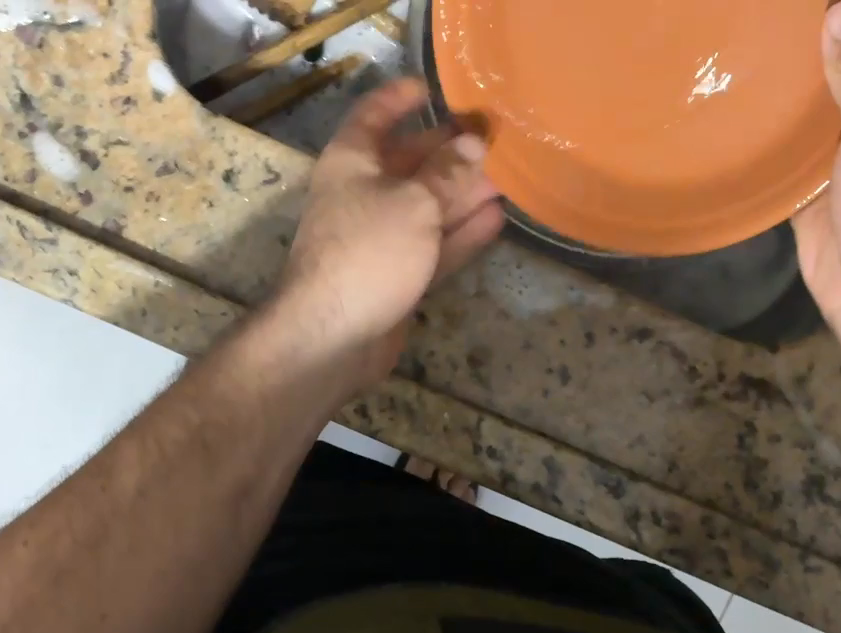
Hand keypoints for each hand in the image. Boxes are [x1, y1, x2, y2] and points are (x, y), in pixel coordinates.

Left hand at [268, 77, 505, 388]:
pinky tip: (495, 220)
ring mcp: (380, 241)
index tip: (432, 88)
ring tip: (508, 178)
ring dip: (463, 195)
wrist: (332, 336)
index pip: (374, 116)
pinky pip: (432, 248)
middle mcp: (363, 196)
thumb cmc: (367, 252)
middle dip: (449, 152)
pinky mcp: (396, 279)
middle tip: (495, 140)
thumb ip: (447, 172)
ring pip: (427, 209)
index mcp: (352, 162)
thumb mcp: (413, 202)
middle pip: (409, 165)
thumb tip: (473, 144)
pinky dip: (460, 235)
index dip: (400, 98)